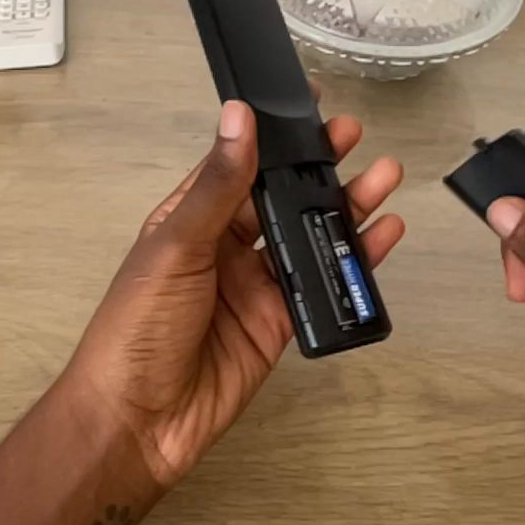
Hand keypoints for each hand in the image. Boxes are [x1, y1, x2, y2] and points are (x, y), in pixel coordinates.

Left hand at [63, 99, 405, 490]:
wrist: (140, 421)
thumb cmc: (140, 325)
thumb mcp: (176, 247)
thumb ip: (216, 186)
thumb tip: (237, 115)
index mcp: (190, 218)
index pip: (236, 162)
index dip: (270, 134)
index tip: (307, 103)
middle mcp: (224, 245)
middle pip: (279, 195)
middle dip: (315, 165)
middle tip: (354, 134)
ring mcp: (255, 284)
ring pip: (306, 235)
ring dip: (344, 207)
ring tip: (384, 175)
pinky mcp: (280, 322)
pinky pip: (321, 283)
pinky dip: (354, 260)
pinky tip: (384, 235)